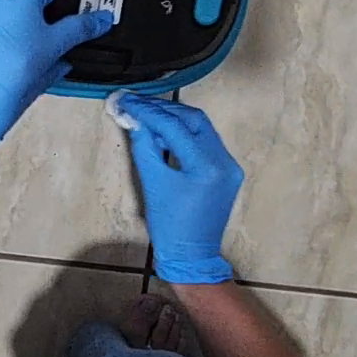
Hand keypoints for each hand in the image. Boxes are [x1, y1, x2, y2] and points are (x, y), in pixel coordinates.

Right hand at [118, 95, 242, 284]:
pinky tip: (165, 133)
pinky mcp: (227, 171)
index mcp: (206, 166)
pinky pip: (205, 143)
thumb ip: (144, 147)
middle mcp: (224, 160)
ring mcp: (229, 165)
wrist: (191, 256)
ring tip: (148, 114)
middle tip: (137, 103)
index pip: (174, 127)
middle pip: (194, 120)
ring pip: (201, 128)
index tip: (127, 101)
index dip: (148, 111)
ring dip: (175, 119)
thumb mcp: (152, 184)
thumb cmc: (169, 225)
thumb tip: (136, 121)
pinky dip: (185, 134)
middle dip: (163, 109)